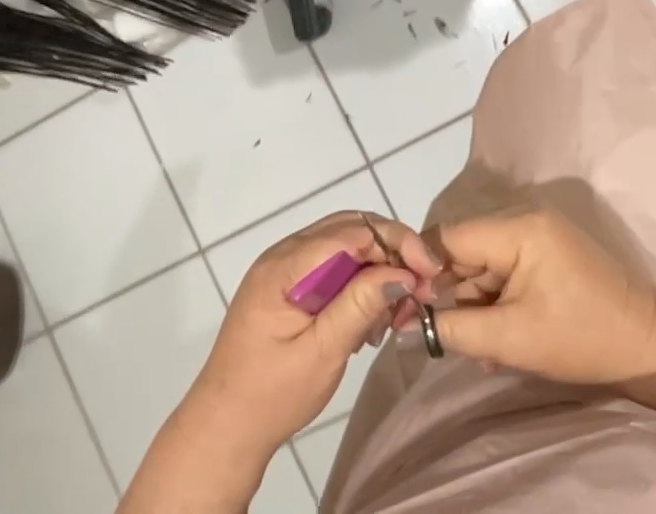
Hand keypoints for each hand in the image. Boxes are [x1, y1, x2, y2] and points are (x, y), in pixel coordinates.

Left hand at [185, 210, 444, 452]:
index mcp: (284, 266)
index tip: (430, 273)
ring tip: (399, 311)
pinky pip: (336, 266)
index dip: (396, 242)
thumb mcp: (322, 353)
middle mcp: (284, 255)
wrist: (225, 427)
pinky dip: (362, 283)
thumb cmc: (271, 396)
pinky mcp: (291, 286)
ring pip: (347, 245)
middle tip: (422, 290)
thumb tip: (404, 271)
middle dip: (393, 252)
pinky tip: (374, 319)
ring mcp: (286, 269)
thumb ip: (360, 306)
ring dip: (380, 269)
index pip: (352, 231)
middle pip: (351, 228)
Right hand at [420, 207, 655, 386]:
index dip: (424, 271)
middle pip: (463, 251)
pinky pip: (504, 272)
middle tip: (450, 338)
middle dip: (454, 295)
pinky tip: (501, 340)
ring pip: (482, 266)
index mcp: (519, 227)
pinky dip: (496, 304)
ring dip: (476, 306)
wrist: (651, 348)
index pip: (448, 237)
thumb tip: (405, 320)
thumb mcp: (510, 338)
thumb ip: (453, 326)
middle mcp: (525, 218)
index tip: (413, 309)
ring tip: (486, 350)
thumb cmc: (583, 339)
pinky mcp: (547, 253)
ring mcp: (538, 234)